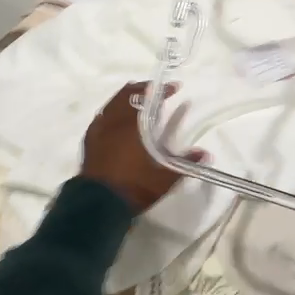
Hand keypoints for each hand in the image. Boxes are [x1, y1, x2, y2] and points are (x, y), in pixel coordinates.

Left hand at [79, 82, 204, 214]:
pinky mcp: (89, 143)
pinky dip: (111, 112)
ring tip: (135, 100)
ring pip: (111, 105)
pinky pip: (100, 119)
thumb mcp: (163, 179)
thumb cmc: (133, 188)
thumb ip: (184, 164)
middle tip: (154, 90)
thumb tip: (205, 154)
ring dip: (124, 98)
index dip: (160, 90)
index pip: (146, 98)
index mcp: (131, 126)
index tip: (174, 87)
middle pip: (125, 96)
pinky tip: (114, 120)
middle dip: (141, 89)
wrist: (97, 206)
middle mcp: (112, 123)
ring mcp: (97, 132)